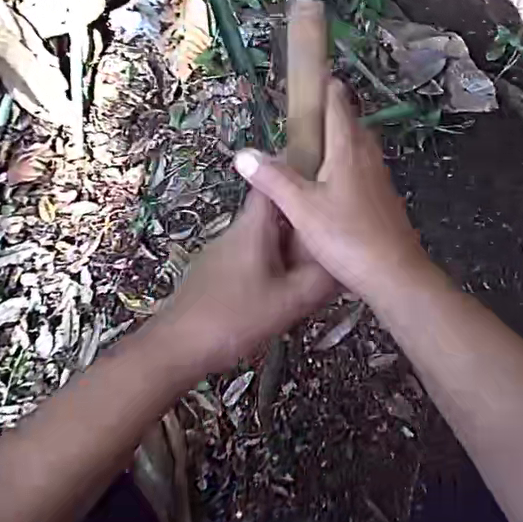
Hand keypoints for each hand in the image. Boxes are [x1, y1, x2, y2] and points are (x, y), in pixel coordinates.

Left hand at [156, 191, 335, 375]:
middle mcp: (237, 232)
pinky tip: (287, 289)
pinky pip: (254, 258)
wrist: (174, 349)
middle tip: (335, 234)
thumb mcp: (288, 302)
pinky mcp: (217, 273)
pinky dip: (275, 265)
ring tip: (319, 264)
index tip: (327, 178)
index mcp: (253, 227)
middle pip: (276, 213)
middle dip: (305, 221)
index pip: (272, 181)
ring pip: (266, 238)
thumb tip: (348, 264)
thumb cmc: (233, 318)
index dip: (299, 172)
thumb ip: (321, 281)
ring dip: (291, 247)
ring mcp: (224, 253)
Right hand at [234, 79, 440, 303]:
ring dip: (340, 137)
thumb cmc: (347, 236)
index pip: (338, 105)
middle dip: (331, 111)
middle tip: (306, 112)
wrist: (394, 272)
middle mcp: (368, 155)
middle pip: (350, 122)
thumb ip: (273, 179)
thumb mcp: (301, 208)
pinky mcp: (384, 197)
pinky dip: (346, 162)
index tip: (314, 74)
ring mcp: (379, 177)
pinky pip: (363, 167)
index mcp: (347, 149)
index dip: (326, 87)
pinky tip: (332, 183)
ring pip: (358, 146)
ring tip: (314, 145)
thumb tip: (244, 154)